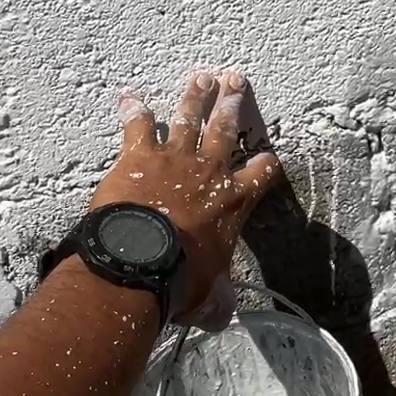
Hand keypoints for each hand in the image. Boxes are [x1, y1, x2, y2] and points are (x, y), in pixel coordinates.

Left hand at [89, 70, 279, 329]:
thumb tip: (223, 319)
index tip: (267, 160)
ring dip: (196, 95)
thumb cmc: (180, 280)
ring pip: (190, 117)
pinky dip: (133, 111)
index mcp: (233, 202)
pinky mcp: (141, 156)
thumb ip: (218, 300)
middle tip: (236, 79)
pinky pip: (139, 126)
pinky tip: (128, 96)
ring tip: (201, 76)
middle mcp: (210, 172)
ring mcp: (176, 158)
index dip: (265, 166)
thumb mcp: (208, 296)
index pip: (261, 175)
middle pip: (226, 129)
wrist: (139, 262)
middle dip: (232, 103)